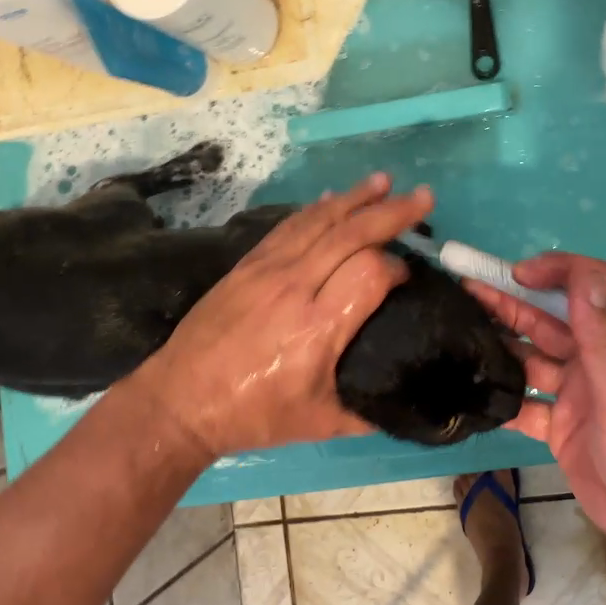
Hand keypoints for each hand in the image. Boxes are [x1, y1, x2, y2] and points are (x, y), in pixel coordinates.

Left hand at [125, 174, 432, 458]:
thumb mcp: (320, 422)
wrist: (181, 401)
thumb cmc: (255, 415)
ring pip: (318, 221)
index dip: (397, 268)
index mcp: (318, 327)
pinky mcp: (247, 265)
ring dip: (356, 197)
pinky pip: (288, 226)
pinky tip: (334, 198)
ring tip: (386, 181)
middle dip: (392, 213)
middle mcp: (295, 287)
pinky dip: (316, 209)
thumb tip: (406, 396)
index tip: (408, 276)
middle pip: (350, 233)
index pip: (371, 272)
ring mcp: (267, 270)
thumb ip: (368, 408)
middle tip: (424, 198)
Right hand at [466, 255, 605, 577]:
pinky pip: (524, 403)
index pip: (591, 285)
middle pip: (550, 319)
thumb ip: (603, 338)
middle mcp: (598, 361)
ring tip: (457, 335)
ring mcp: (577, 394)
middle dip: (510, 302)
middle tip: (464, 293)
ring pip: (531, 358)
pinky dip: (499, 395)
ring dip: (498, 345)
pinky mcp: (561, 428)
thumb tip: (582, 276)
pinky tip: (468, 389)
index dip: (556, 271)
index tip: (515, 274)